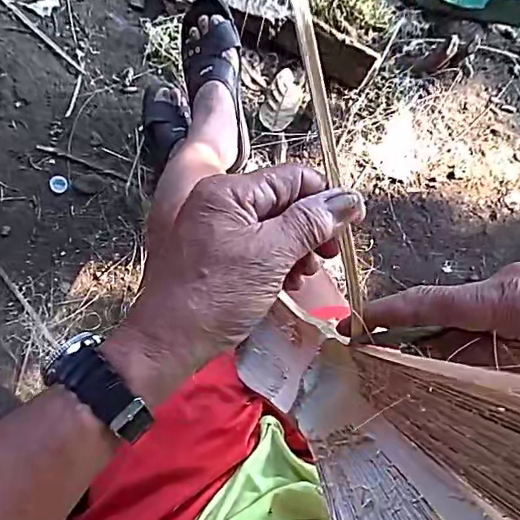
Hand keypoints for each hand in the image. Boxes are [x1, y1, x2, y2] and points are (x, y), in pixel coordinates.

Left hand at [103, 163, 363, 404]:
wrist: (168, 341)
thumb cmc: (216, 297)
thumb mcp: (272, 255)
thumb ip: (311, 222)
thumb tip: (349, 200)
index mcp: (226, 191)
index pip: (293, 177)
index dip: (327, 198)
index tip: (351, 225)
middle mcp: (213, 202)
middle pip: (280, 201)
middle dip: (309, 228)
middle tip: (325, 258)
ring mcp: (207, 229)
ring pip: (267, 227)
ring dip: (293, 249)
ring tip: (300, 276)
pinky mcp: (207, 256)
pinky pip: (249, 247)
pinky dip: (271, 262)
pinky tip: (282, 283)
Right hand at [358, 262, 519, 398]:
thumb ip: (468, 365)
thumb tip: (420, 366)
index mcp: (499, 294)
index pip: (421, 303)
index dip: (379, 316)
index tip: (348, 330)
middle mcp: (505, 283)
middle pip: (437, 312)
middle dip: (409, 340)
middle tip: (384, 369)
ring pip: (463, 319)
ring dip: (445, 348)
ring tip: (437, 380)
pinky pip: (489, 320)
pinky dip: (473, 344)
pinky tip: (481, 369)